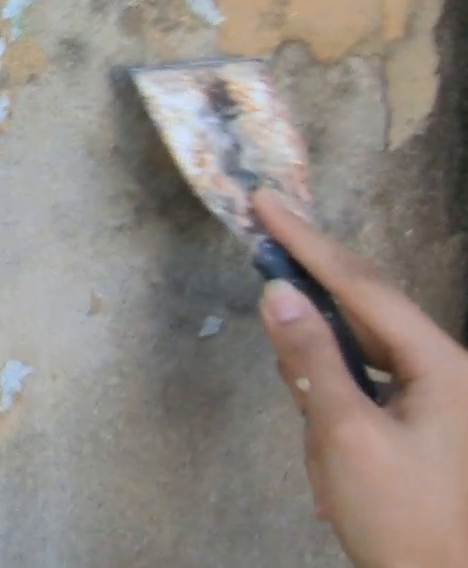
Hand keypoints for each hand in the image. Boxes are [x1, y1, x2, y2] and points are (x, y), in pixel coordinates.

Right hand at [253, 194, 467, 566]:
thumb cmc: (406, 516)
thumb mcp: (346, 435)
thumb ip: (311, 360)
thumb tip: (279, 293)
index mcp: (449, 373)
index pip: (363, 288)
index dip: (309, 240)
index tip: (267, 200)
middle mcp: (457, 377)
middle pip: (374, 303)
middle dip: (319, 259)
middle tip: (270, 219)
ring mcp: (447, 400)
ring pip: (372, 332)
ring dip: (325, 297)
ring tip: (281, 263)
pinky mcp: (429, 419)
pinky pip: (373, 362)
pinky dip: (335, 337)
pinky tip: (312, 336)